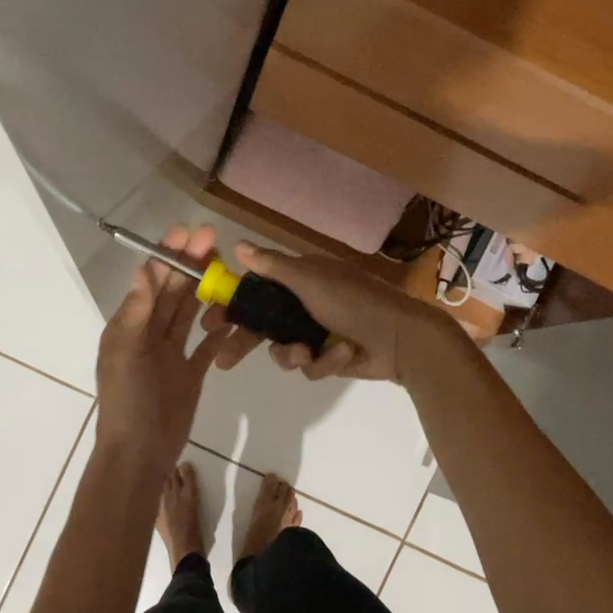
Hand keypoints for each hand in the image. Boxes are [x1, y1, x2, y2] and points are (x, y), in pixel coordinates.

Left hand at [94, 225, 229, 469]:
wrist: (139, 452)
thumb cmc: (127, 401)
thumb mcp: (126, 353)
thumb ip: (136, 312)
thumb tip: (145, 268)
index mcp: (129, 327)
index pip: (151, 282)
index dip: (169, 256)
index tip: (187, 231)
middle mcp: (149, 335)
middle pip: (173, 292)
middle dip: (190, 264)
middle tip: (213, 237)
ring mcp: (170, 355)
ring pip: (189, 313)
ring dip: (205, 290)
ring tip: (228, 269)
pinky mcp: (189, 374)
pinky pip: (206, 346)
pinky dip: (219, 329)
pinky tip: (235, 312)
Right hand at [202, 242, 454, 383]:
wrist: (401, 339)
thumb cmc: (355, 302)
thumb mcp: (310, 280)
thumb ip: (273, 267)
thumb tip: (237, 245)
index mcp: (299, 282)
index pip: (256, 292)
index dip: (232, 307)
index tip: (210, 321)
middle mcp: (304, 306)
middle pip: (262, 327)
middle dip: (244, 343)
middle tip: (223, 359)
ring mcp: (317, 334)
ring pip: (283, 352)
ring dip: (294, 355)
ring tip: (308, 354)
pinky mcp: (329, 359)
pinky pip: (310, 367)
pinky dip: (326, 362)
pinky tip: (345, 353)